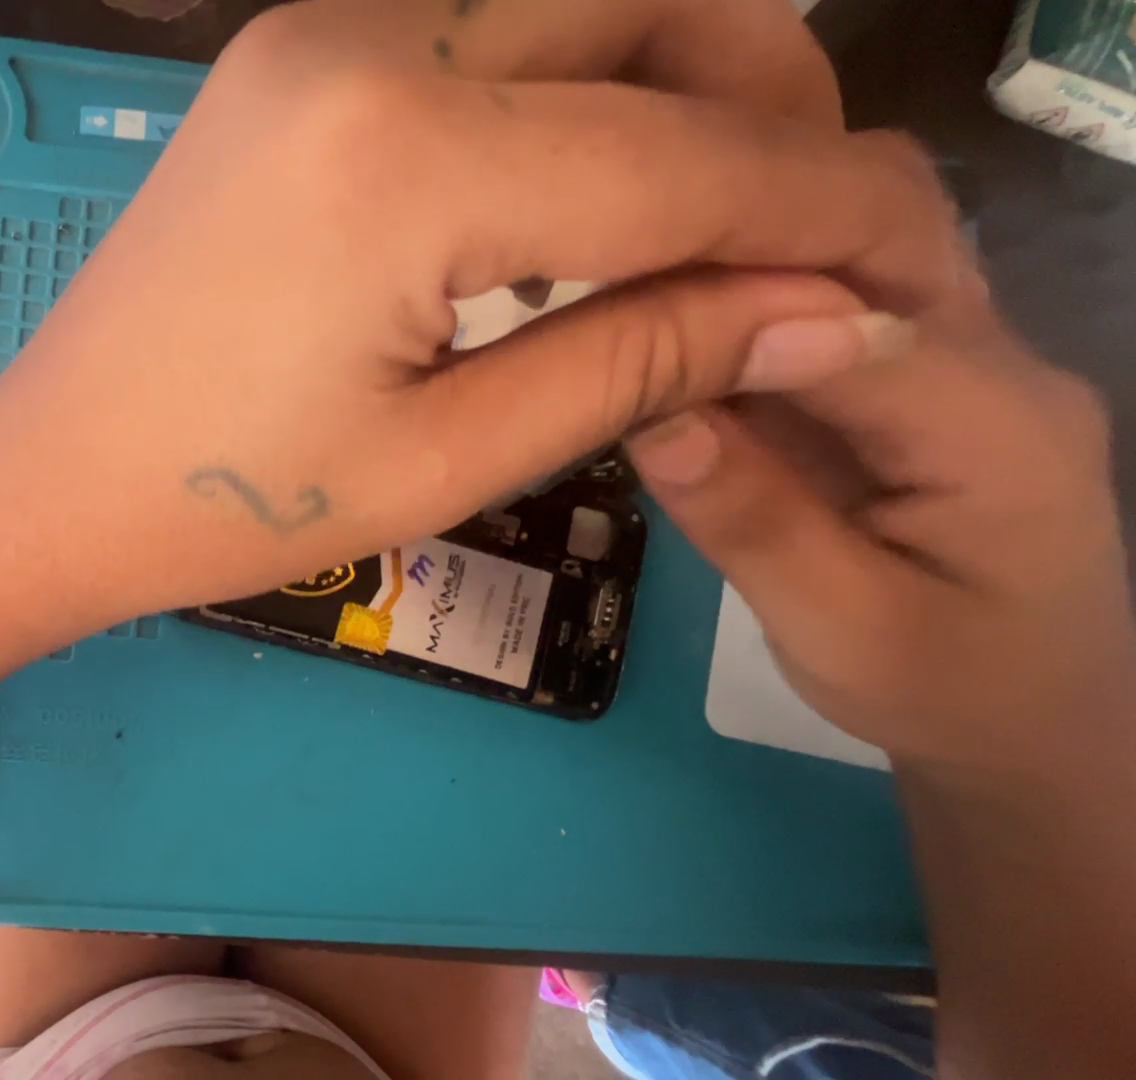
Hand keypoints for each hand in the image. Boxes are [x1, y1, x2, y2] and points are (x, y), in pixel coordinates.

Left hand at [0, 0, 968, 639]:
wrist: (51, 483)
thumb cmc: (224, 507)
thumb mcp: (444, 458)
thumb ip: (639, 362)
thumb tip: (828, 311)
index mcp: (408, 156)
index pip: (691, 150)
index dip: (824, 213)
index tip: (901, 276)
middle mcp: (363, 40)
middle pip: (649, 8)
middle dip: (760, 113)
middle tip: (791, 248)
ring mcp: (308, 36)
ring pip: (561, 6)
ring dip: (665, 90)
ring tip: (702, 229)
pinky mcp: (279, 67)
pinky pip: (469, 40)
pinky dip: (556, 97)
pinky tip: (569, 197)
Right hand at [628, 300, 1135, 773]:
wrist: (1029, 725)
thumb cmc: (946, 691)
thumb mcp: (837, 628)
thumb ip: (751, 521)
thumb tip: (651, 419)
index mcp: (997, 426)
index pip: (855, 322)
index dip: (734, 300)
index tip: (612, 303)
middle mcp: (989, 369)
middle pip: (873, 256)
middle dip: (740, 248)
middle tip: (607, 271)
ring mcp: (944, 374)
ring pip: (841, 276)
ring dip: (730, 273)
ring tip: (618, 288)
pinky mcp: (897, 395)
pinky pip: (814, 328)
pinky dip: (734, 320)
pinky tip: (663, 330)